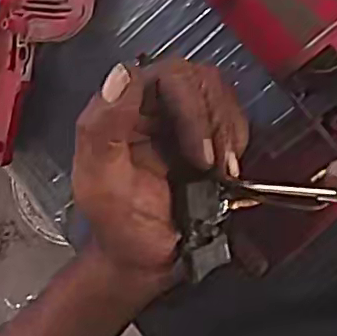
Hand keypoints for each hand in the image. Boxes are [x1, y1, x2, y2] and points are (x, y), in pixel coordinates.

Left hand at [71, 59, 248, 302]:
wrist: (146, 261)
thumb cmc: (119, 226)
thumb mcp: (99, 183)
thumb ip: (102, 128)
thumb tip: (121, 74)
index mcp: (122, 106)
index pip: (166, 76)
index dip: (191, 108)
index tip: (201, 155)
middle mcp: (152, 103)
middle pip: (199, 80)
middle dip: (214, 123)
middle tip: (214, 167)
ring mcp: (182, 115)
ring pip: (220, 93)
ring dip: (228, 132)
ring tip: (221, 172)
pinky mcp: (207, 130)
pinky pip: (233, 115)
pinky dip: (237, 140)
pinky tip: (227, 169)